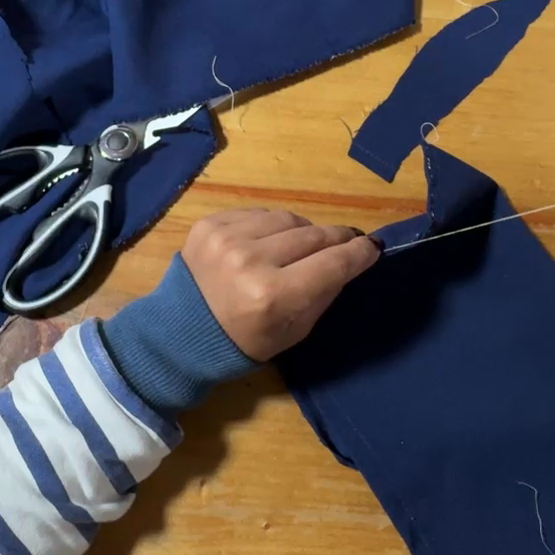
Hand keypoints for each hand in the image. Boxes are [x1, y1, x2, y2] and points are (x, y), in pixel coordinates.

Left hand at [180, 208, 380, 360]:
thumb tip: (351, 258)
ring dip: (302, 231)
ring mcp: (227, 238)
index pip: (332, 263)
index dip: (359, 253)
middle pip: (313, 236)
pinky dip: (270, 226)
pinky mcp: (210, 225)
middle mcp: (250, 261)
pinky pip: (258, 214)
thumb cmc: (244, 341)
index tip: (372, 246)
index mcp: (273, 296)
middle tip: (347, 241)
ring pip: (287, 219)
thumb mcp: (294, 332)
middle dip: (335, 238)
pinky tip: (269, 241)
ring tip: (303, 244)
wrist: (181, 332)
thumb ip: (325, 292)